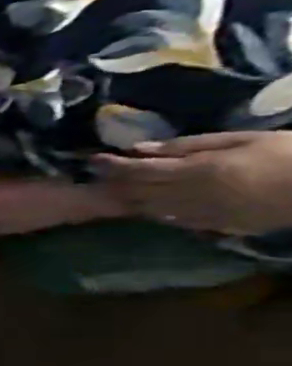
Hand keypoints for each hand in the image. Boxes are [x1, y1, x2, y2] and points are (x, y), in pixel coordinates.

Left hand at [91, 132, 291, 236]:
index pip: (137, 171)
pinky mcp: (225, 226)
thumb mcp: (241, 139)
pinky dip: (158, 212)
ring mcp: (209, 213)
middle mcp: (195, 195)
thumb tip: (139, 149)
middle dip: (114, 183)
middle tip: (99, 175)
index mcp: (198, 171)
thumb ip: (187, 146)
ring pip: (152, 209)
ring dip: (131, 200)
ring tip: (118, 189)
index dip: (110, 165)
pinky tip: (153, 205)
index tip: (93, 159)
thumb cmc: (291, 152)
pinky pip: (178, 221)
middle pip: (138, 192)